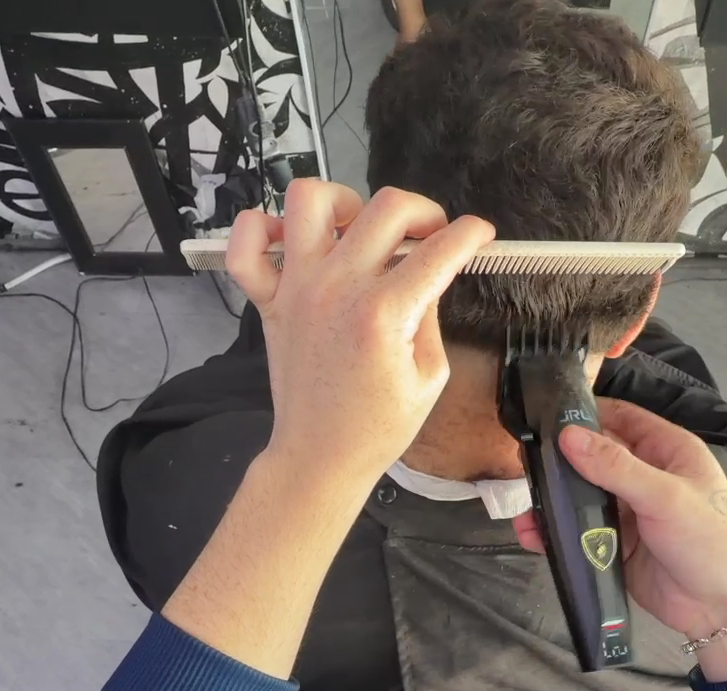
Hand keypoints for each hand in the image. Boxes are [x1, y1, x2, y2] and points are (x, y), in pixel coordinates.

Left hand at [225, 179, 495, 489]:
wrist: (321, 456)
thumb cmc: (377, 428)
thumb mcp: (429, 376)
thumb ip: (430, 315)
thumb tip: (427, 275)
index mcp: (384, 313)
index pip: (439, 251)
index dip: (471, 235)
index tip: (479, 234)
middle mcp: (338, 288)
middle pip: (387, 209)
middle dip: (424, 212)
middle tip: (431, 236)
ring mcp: (297, 289)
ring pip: (310, 199)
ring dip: (345, 203)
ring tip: (361, 230)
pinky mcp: (269, 301)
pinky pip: (247, 243)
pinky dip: (263, 228)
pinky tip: (294, 242)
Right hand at [511, 399, 726, 679]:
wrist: (724, 610)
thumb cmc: (709, 540)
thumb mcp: (664, 497)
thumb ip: (615, 467)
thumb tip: (567, 435)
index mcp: (668, 452)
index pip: (623, 418)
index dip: (588, 413)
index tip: (546, 414)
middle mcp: (645, 477)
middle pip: (594, 458)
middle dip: (560, 462)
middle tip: (523, 464)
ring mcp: (628, 513)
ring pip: (582, 498)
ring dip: (554, 502)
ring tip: (525, 510)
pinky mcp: (615, 546)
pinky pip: (579, 533)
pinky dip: (556, 534)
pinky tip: (532, 536)